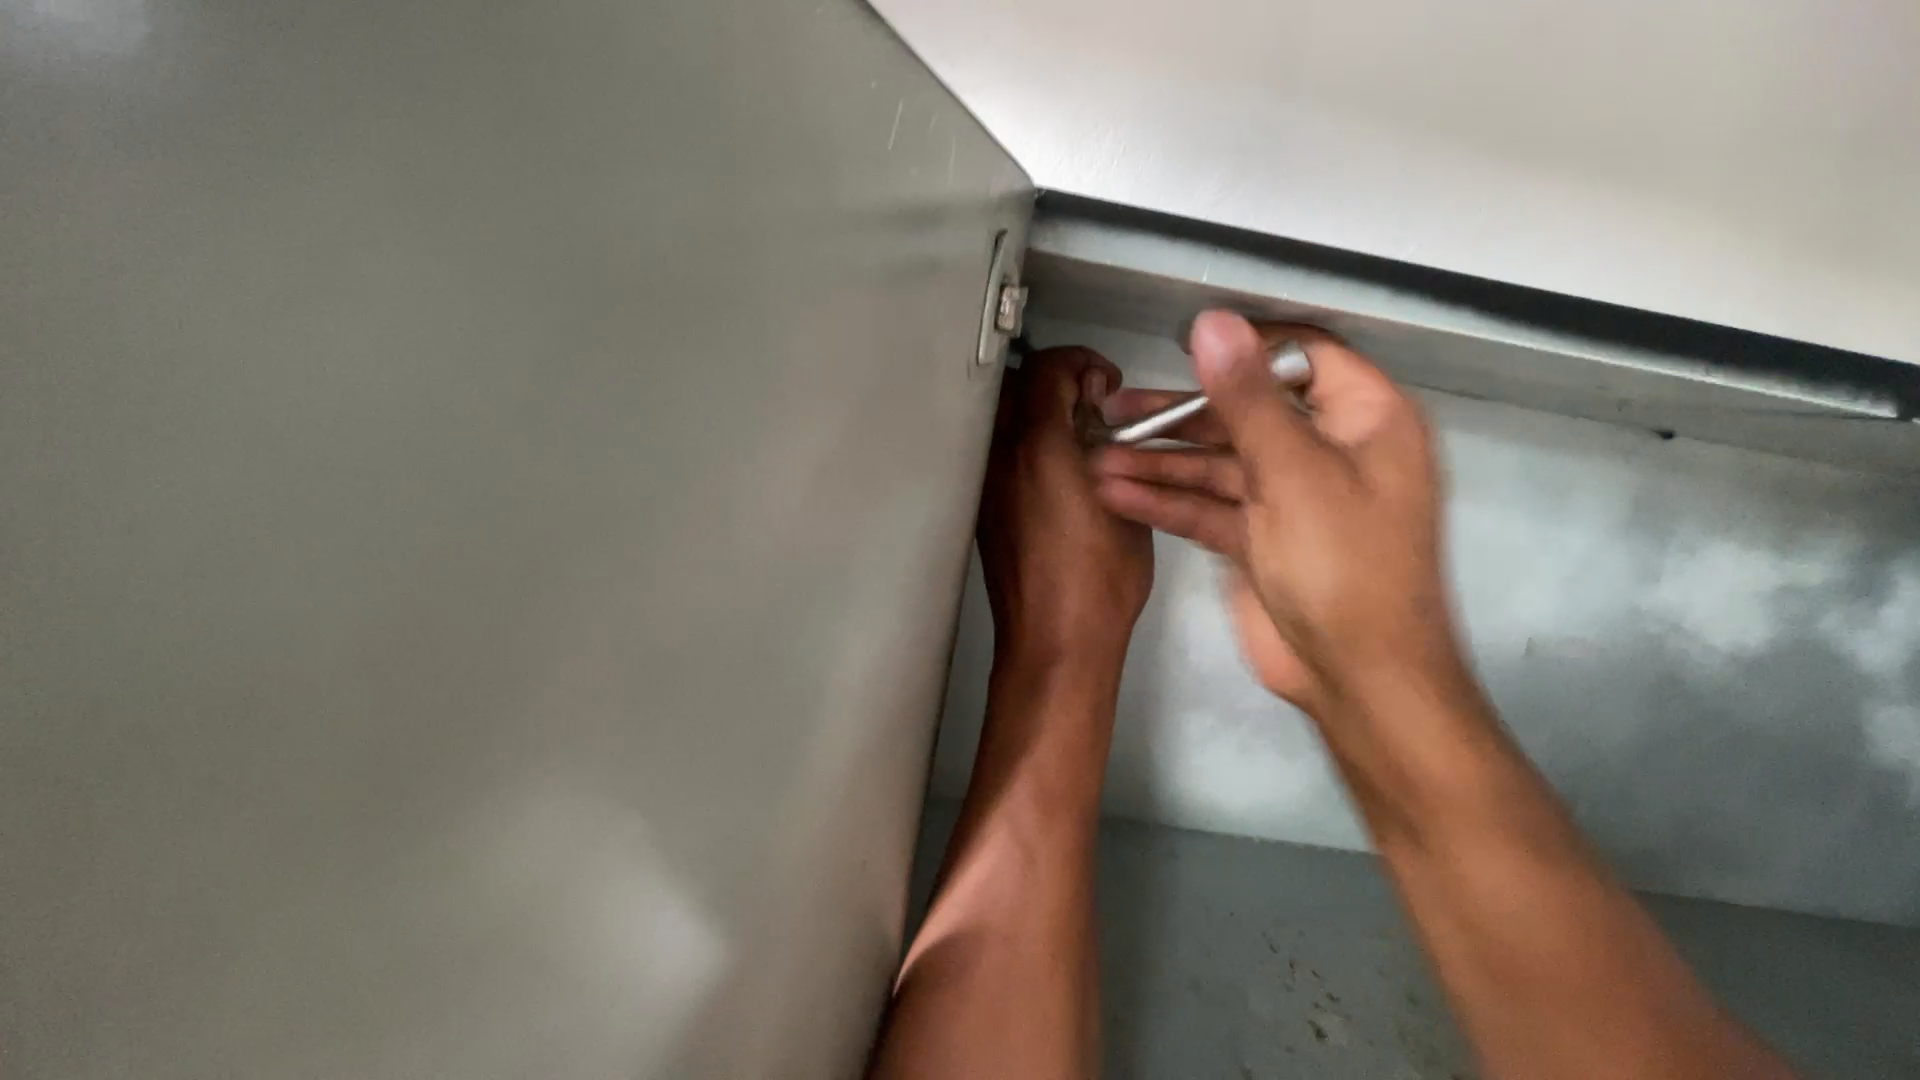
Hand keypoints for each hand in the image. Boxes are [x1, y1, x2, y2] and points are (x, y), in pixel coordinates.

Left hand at [979, 347, 1152, 668]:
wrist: (1055, 640)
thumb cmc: (1103, 580)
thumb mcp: (1130, 506)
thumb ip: (1114, 455)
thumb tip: (1101, 432)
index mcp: (1042, 447)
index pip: (1047, 368)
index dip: (1081, 363)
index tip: (1106, 386)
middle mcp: (1003, 457)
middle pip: (1014, 385)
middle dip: (1053, 382)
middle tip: (1090, 407)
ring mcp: (986, 483)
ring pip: (999, 418)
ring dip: (1034, 412)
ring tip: (1073, 439)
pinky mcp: (983, 508)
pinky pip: (996, 453)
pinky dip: (1022, 444)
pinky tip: (1054, 473)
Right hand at [1093, 312, 1464, 715]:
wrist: (1355, 675)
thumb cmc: (1344, 566)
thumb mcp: (1294, 472)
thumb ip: (1247, 398)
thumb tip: (1212, 323)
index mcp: (1363, 420)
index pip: (1300, 358)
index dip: (1242, 351)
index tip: (1180, 351)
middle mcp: (1326, 451)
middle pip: (1243, 414)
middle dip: (1177, 416)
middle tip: (1113, 410)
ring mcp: (1289, 497)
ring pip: (1216, 463)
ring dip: (1159, 462)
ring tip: (1098, 458)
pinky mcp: (1258, 538)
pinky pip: (1207, 507)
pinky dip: (1165, 501)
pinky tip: (1116, 494)